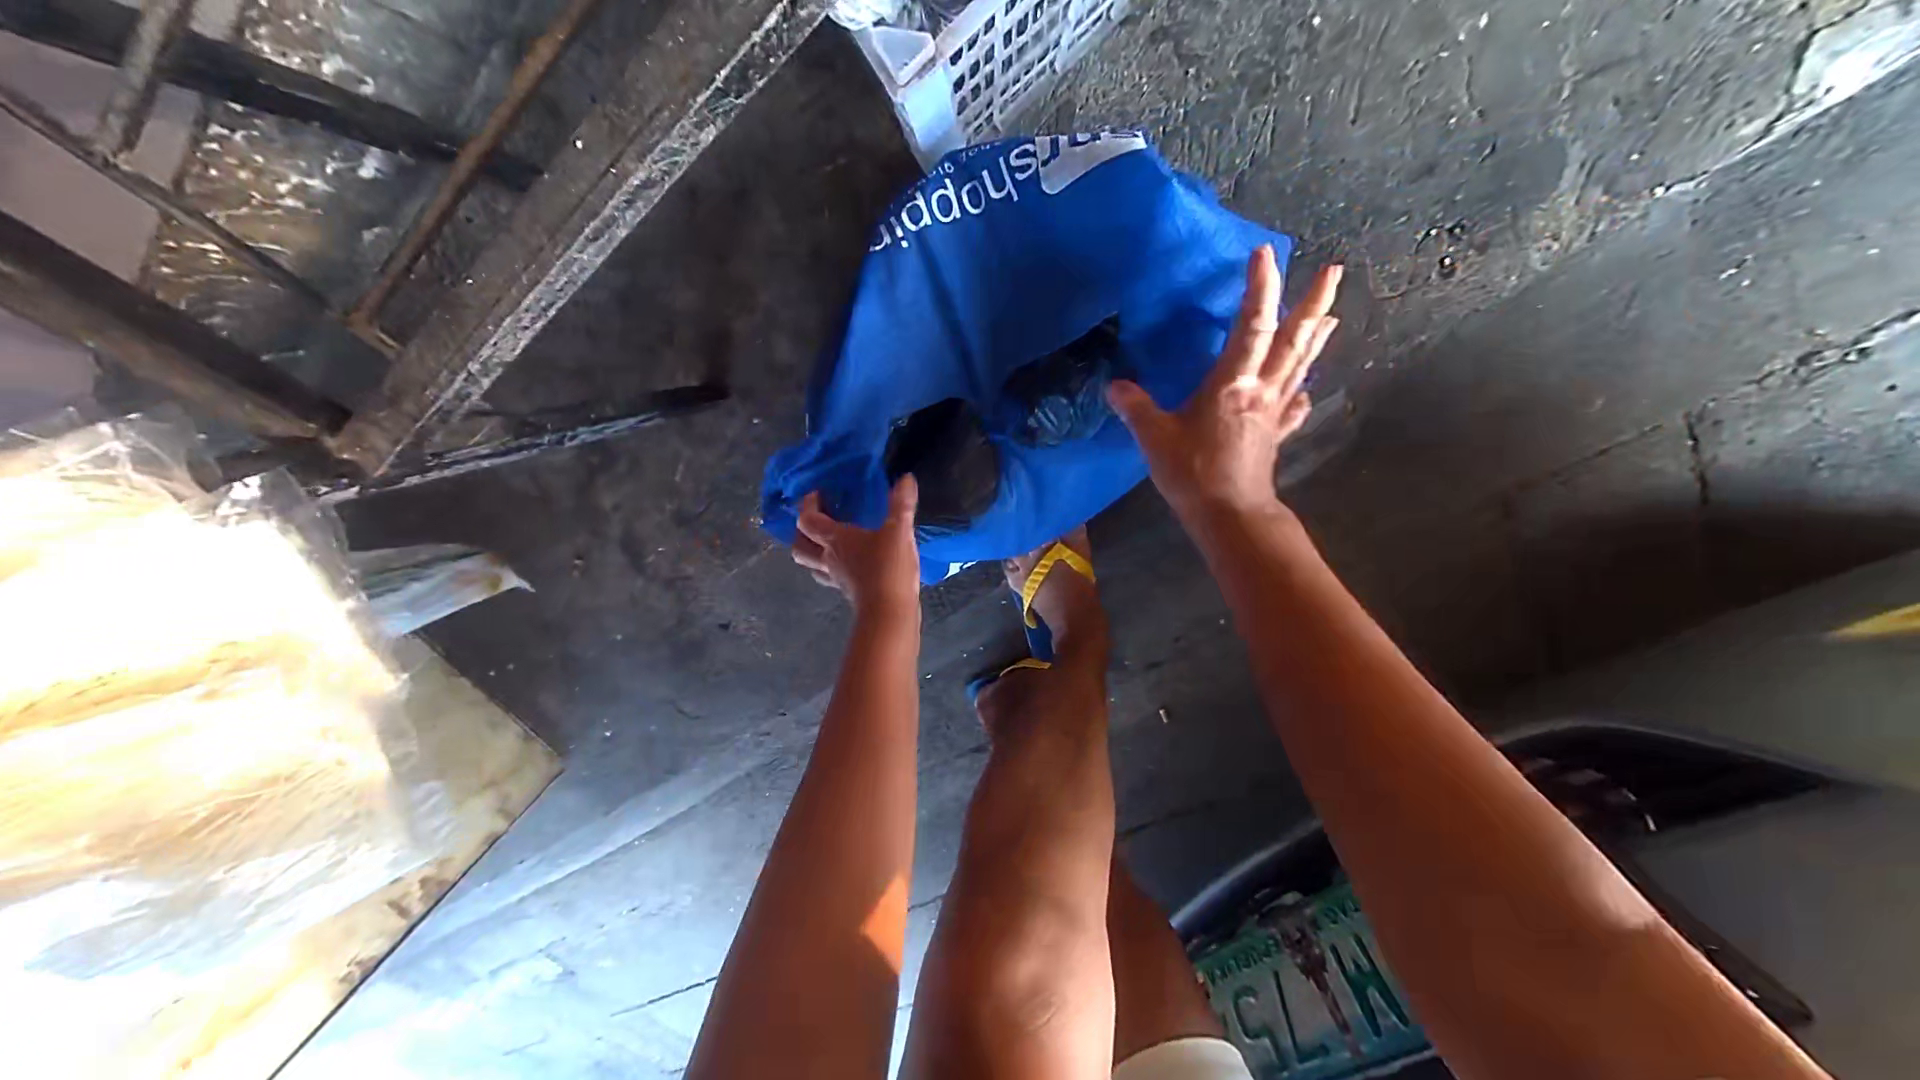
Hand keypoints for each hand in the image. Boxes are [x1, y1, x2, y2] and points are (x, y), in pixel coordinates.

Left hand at [791, 476, 920, 618]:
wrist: (890, 612)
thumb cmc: (888, 568)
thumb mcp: (899, 531)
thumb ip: (901, 504)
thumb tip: (906, 478)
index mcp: (835, 540)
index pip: (807, 520)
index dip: (807, 505)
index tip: (818, 493)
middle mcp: (828, 559)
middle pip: (800, 546)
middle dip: (802, 531)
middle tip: (817, 519)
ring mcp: (836, 578)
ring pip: (811, 565)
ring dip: (813, 551)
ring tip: (827, 541)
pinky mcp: (848, 592)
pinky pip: (829, 577)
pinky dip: (832, 567)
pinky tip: (849, 563)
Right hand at [1106, 246, 1341, 520]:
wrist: (1229, 514)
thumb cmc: (1193, 473)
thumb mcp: (1155, 438)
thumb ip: (1135, 408)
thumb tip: (1114, 385)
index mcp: (1232, 383)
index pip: (1251, 325)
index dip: (1259, 287)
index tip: (1264, 253)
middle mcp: (1260, 390)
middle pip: (1293, 339)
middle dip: (1312, 303)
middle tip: (1334, 271)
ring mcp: (1273, 412)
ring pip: (1299, 366)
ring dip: (1316, 337)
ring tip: (1332, 312)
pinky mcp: (1275, 435)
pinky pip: (1293, 406)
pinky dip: (1300, 391)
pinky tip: (1305, 389)